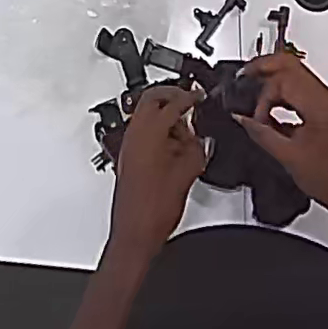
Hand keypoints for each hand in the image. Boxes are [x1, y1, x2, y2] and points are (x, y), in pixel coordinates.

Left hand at [108, 84, 205, 259]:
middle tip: (188, 101)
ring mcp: (128, 144)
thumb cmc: (153, 210)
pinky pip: (142, 130)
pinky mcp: (127, 155)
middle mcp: (134, 135)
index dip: (189, 97)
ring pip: (144, 113)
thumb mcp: (187, 174)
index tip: (198, 96)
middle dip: (171, 96)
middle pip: (151, 99)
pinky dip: (157, 129)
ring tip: (184, 131)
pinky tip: (172, 146)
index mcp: (149, 133)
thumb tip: (200, 139)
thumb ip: (196, 149)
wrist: (135, 233)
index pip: (171, 103)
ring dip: (164, 114)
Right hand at [232, 54, 327, 218]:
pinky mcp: (324, 112)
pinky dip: (282, 96)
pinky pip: (299, 92)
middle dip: (264, 68)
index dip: (263, 97)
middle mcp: (325, 98)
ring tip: (254, 96)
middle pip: (290, 66)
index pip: (282, 79)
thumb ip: (261, 133)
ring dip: (272, 84)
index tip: (255, 117)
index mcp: (319, 104)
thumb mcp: (288, 157)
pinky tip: (270, 113)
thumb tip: (242, 119)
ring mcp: (326, 104)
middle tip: (245, 76)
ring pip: (294, 77)